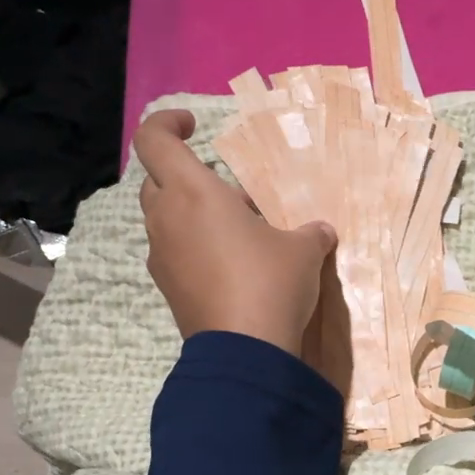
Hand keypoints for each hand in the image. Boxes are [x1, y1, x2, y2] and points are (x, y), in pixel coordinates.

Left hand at [132, 109, 337, 353]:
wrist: (246, 351)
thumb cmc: (271, 283)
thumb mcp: (303, 252)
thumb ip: (309, 233)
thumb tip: (320, 231)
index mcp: (192, 192)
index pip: (154, 139)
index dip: (167, 123)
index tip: (193, 125)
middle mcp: (167, 219)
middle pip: (159, 181)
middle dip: (188, 179)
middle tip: (230, 194)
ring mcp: (163, 257)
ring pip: (168, 221)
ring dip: (194, 218)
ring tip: (238, 236)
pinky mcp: (169, 289)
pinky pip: (177, 255)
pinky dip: (196, 250)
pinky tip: (233, 270)